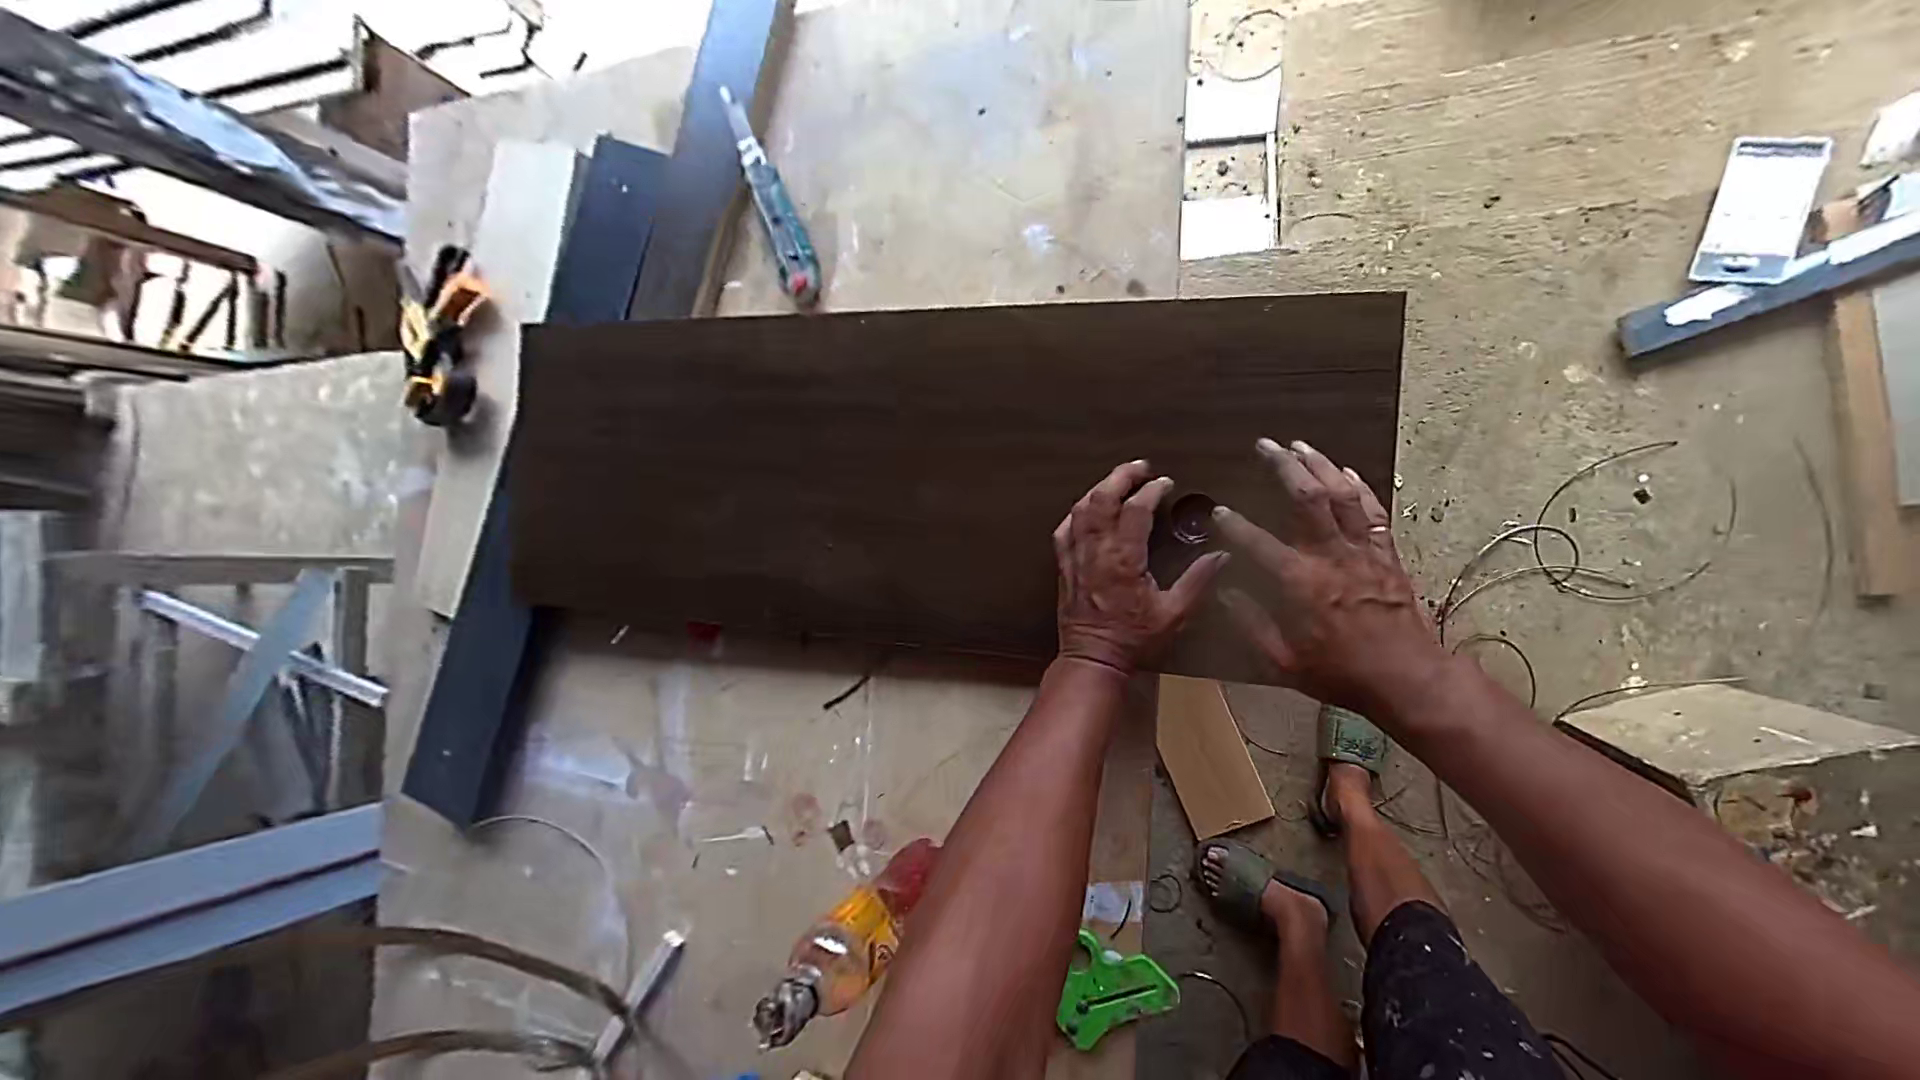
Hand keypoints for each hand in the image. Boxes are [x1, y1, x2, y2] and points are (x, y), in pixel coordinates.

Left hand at [1053, 460, 1229, 674]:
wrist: (1093, 658)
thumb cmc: (1133, 639)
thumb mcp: (1174, 613)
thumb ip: (1198, 581)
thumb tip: (1222, 556)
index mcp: (1124, 560)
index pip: (1136, 510)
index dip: (1151, 490)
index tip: (1165, 483)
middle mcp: (1096, 552)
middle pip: (1102, 499)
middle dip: (1121, 477)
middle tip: (1139, 467)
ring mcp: (1076, 557)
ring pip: (1080, 510)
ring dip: (1099, 490)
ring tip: (1117, 480)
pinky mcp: (1064, 567)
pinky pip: (1063, 531)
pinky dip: (1075, 514)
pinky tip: (1085, 509)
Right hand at [1212, 439, 1442, 711]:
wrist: (1409, 679)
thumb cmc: (1341, 673)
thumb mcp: (1283, 660)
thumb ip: (1250, 623)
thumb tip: (1226, 592)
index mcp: (1301, 583)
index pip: (1257, 542)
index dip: (1234, 524)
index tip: (1218, 512)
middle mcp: (1332, 557)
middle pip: (1306, 498)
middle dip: (1283, 467)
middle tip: (1265, 445)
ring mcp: (1363, 552)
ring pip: (1341, 494)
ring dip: (1319, 465)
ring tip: (1299, 444)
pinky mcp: (1387, 554)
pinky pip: (1372, 511)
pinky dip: (1358, 487)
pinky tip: (1345, 471)